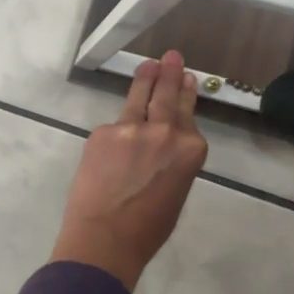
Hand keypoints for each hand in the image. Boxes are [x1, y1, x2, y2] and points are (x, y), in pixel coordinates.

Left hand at [50, 51, 208, 290]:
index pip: (189, 115)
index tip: (186, 79)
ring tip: (149, 64)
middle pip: (167, 96)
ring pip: (139, 98)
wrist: (105, 236)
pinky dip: (114, 131)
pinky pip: (111, 127)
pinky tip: (111, 140)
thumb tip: (160, 150)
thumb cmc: (146, 228)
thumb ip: (173, 162)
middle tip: (171, 56)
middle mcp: (165, 132)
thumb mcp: (175, 192)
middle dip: (170, 74)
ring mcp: (130, 129)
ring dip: (145, 79)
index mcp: (192, 150)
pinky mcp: (102, 133)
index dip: (186, 96)